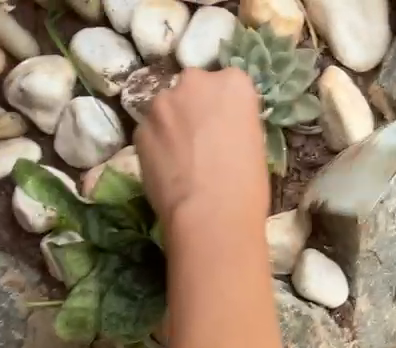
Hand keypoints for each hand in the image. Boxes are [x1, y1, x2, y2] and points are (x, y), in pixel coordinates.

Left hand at [134, 69, 271, 235]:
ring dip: (173, 128)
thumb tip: (222, 134)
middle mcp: (195, 81)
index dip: (228, 111)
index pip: (230, 85)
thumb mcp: (255, 149)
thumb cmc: (246, 190)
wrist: (210, 218)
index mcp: (233, 84)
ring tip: (182, 163)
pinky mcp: (140, 129)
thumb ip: (236, 127)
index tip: (228, 131)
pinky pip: (150, 134)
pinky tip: (167, 174)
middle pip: (194, 89)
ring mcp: (162, 103)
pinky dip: (157, 149)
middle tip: (203, 145)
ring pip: (168, 110)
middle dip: (196, 110)